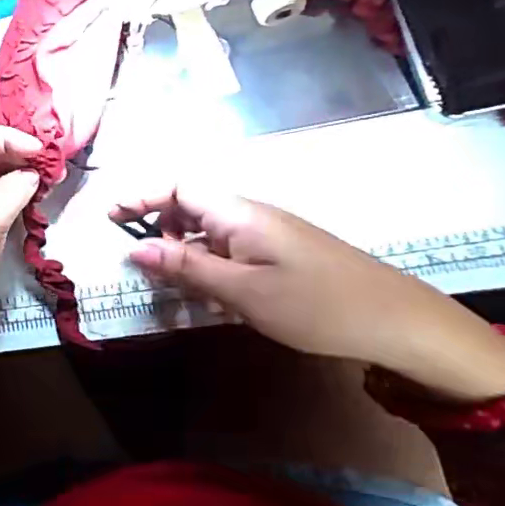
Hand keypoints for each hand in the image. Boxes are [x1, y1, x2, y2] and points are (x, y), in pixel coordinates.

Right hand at [110, 186, 504, 403]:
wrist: (394, 320)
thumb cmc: (314, 305)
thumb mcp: (241, 291)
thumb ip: (187, 267)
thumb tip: (136, 247)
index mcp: (239, 213)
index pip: (180, 185)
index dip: (142, 196)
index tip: (110, 216)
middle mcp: (251, 215)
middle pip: (192, 207)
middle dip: (162, 231)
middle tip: (146, 268)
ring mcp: (269, 235)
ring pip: (211, 234)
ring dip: (188, 257)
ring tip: (180, 293)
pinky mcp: (281, 255)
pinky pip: (233, 252)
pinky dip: (214, 270)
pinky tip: (217, 302)